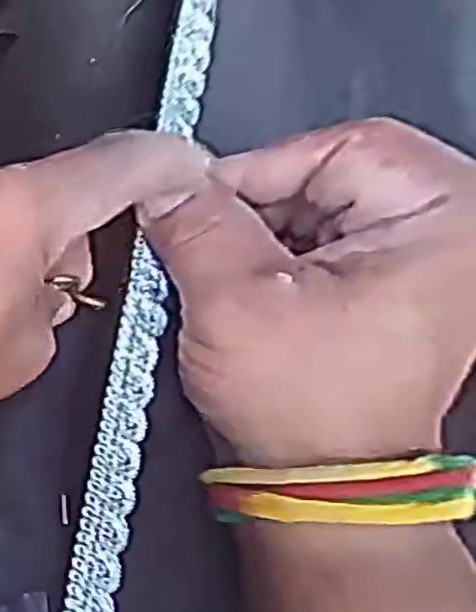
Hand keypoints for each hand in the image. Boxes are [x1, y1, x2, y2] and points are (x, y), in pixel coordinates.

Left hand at [0, 131, 210, 439]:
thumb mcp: (29, 347)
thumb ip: (61, 297)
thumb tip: (53, 287)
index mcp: (18, 206)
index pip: (126, 160)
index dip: (169, 170)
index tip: (179, 181)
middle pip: (50, 185)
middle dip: (66, 230)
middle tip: (57, 285)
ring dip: (9, 241)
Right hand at [138, 118, 475, 465]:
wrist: (319, 465)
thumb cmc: (305, 395)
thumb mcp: (233, 300)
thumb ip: (198, 232)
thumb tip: (166, 188)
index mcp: (444, 207)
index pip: (331, 146)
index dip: (242, 175)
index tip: (177, 209)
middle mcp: (445, 223)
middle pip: (318, 181)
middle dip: (236, 219)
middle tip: (182, 255)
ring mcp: (414, 258)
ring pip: (305, 220)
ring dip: (239, 249)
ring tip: (206, 291)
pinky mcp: (376, 289)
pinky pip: (305, 255)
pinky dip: (254, 272)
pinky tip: (227, 303)